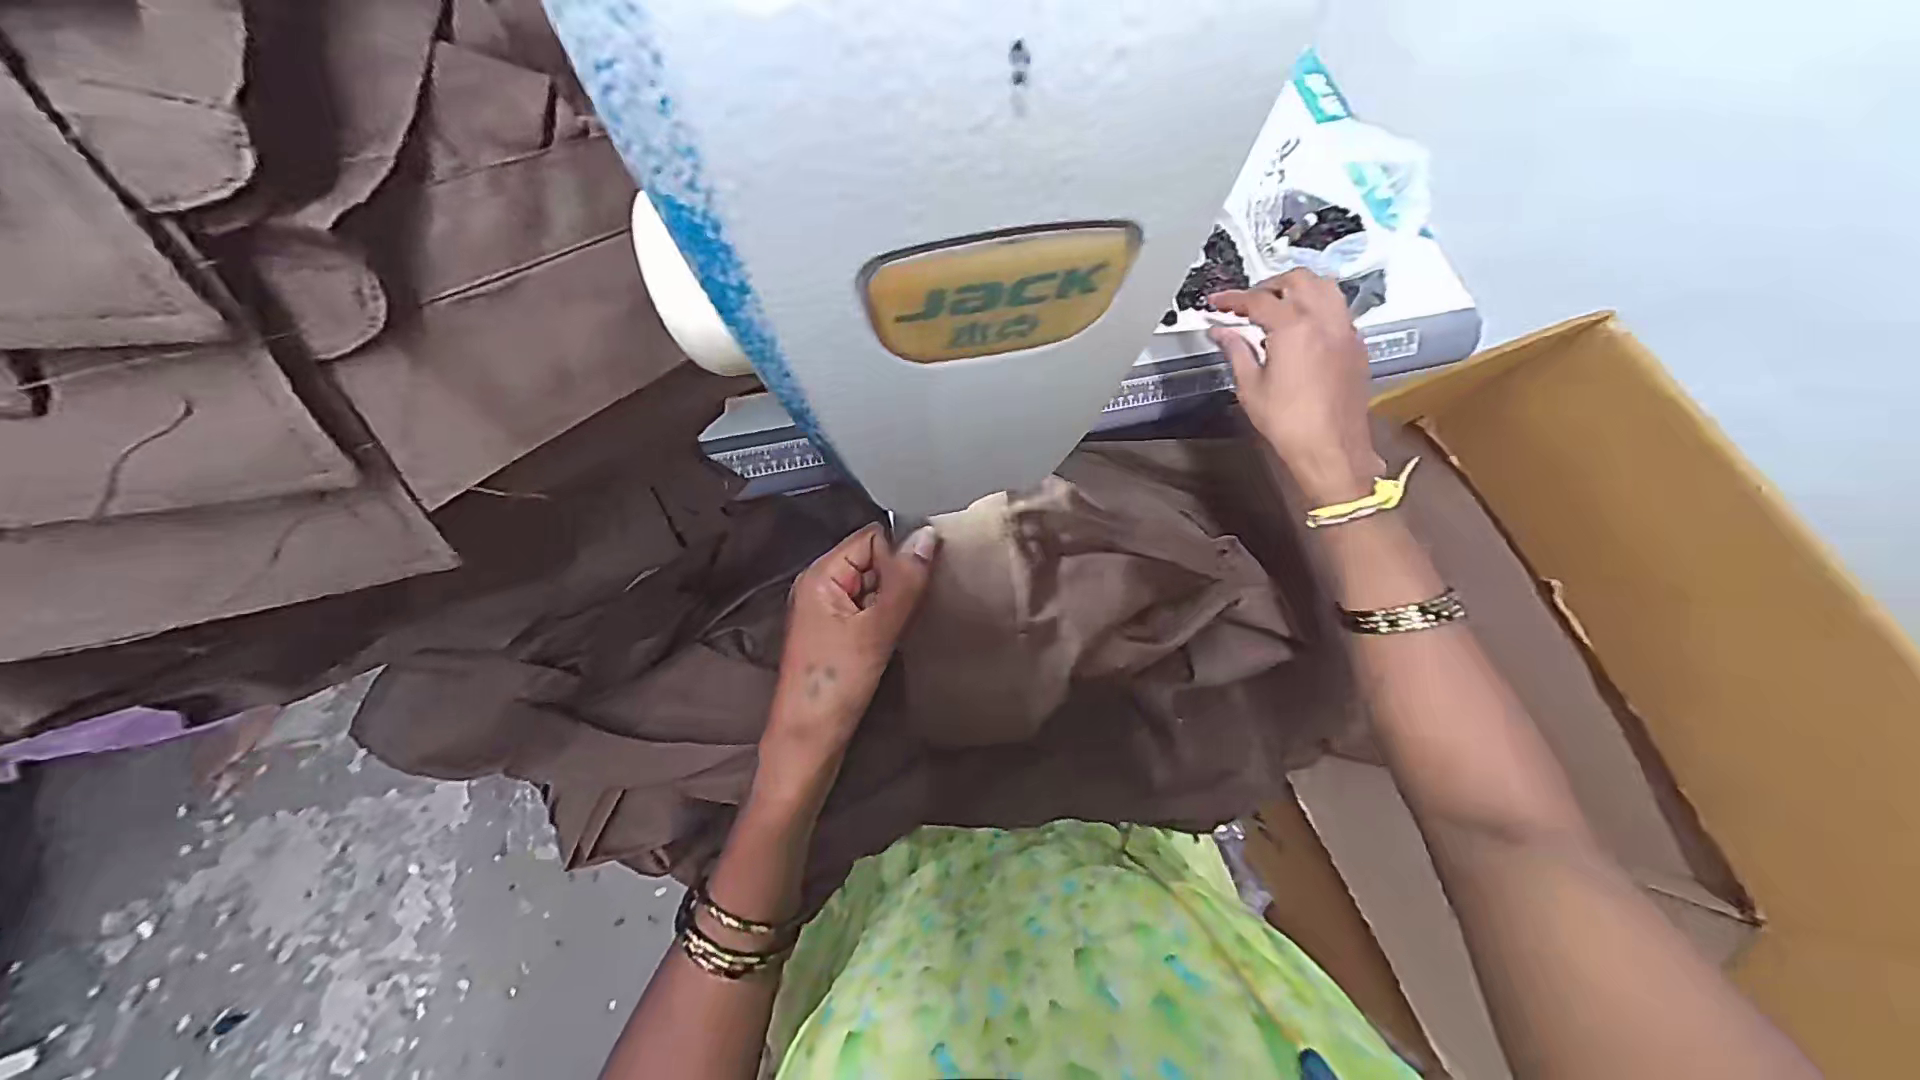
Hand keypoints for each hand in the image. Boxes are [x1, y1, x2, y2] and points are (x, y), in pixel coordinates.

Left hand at [762, 522, 939, 774]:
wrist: (809, 740)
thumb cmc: (835, 685)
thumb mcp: (876, 630)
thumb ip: (904, 581)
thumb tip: (928, 536)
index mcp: (821, 574)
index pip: (872, 538)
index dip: (898, 555)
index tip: (917, 583)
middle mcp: (822, 585)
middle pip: (875, 559)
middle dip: (899, 579)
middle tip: (908, 610)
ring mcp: (829, 610)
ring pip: (877, 586)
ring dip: (895, 600)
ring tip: (901, 626)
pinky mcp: (838, 632)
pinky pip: (871, 608)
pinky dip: (888, 617)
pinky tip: (895, 636)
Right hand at [1207, 268, 1385, 502]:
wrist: (1329, 448)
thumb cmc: (1290, 424)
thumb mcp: (1250, 387)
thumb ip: (1236, 351)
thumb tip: (1222, 333)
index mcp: (1294, 328)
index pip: (1258, 299)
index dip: (1233, 298)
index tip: (1218, 302)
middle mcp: (1324, 321)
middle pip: (1297, 280)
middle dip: (1268, 285)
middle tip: (1246, 302)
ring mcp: (1345, 331)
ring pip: (1324, 287)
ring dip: (1297, 289)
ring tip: (1275, 306)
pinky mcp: (1355, 345)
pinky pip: (1337, 309)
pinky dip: (1316, 305)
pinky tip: (1300, 326)